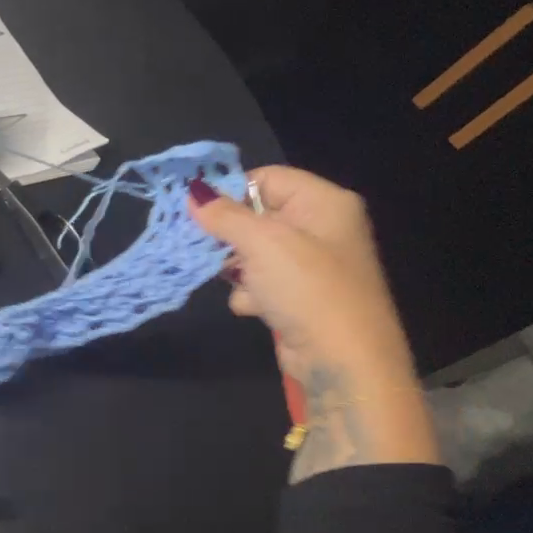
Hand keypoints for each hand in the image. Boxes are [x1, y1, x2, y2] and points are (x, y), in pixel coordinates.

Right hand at [190, 166, 414, 390]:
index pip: (266, 179)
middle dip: (229, 239)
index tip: (197, 216)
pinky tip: (258, 307)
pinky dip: (249, 294)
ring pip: (249, 252)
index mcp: (323, 203)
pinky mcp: (295, 292)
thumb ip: (225, 216)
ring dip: (236, 271)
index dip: (230, 193)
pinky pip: (258, 281)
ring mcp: (307, 262)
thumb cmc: (307, 289)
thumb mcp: (263, 245)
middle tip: (212, 254)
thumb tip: (192, 192)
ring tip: (246, 286)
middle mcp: (318, 226)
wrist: (340, 354)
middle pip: (254, 217)